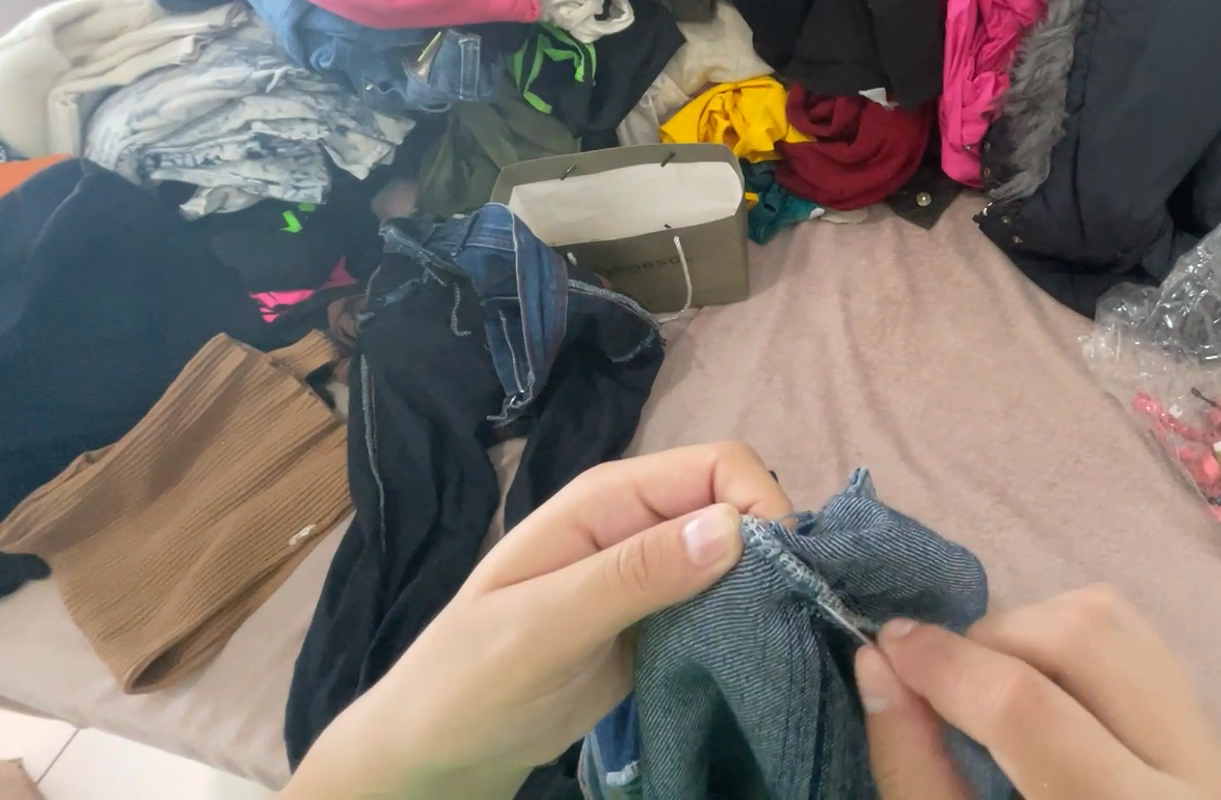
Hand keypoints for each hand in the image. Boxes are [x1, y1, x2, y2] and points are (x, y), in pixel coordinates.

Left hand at [281, 442, 792, 799]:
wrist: (436, 755)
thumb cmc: (471, 681)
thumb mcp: (544, 626)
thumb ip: (635, 573)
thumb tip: (735, 527)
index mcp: (613, 497)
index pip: (717, 465)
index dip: (758, 502)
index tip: (779, 570)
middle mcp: (642, 519)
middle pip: (736, 501)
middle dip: (770, 545)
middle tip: (784, 607)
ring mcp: (654, 567)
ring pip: (737, 550)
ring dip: (762, 581)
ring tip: (778, 628)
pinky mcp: (665, 611)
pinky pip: (724, 596)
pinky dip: (746, 612)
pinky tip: (753, 643)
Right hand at [857, 585, 1220, 799]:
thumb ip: (917, 768)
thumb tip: (878, 660)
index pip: (1027, 708)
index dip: (946, 664)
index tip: (889, 643)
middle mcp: (1189, 776)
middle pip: (1080, 638)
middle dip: (993, 639)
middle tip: (951, 682)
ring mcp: (1205, 742)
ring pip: (1110, 619)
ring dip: (1032, 627)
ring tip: (995, 680)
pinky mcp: (1200, 718)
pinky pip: (1131, 631)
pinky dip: (1069, 632)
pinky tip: (1043, 678)